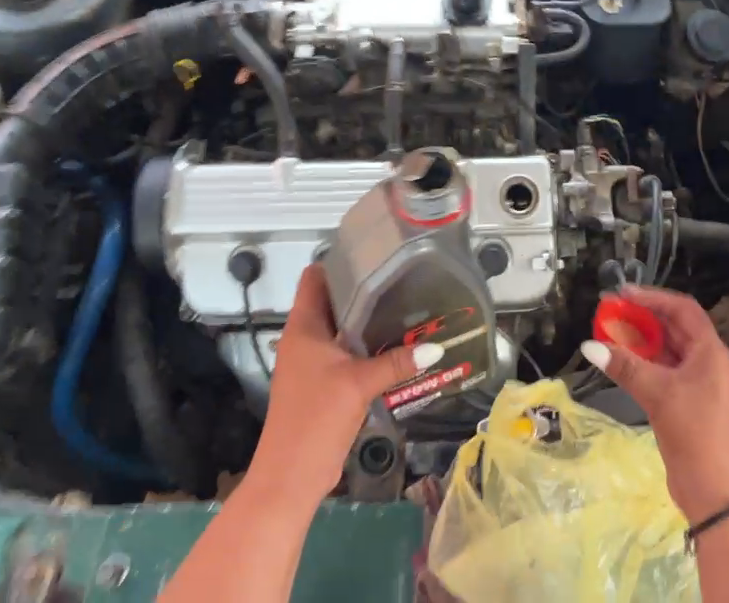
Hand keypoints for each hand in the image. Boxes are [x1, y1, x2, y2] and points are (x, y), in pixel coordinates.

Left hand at [247, 266, 441, 503]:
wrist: (292, 474)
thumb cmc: (317, 415)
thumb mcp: (360, 383)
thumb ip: (397, 362)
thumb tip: (436, 347)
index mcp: (303, 327)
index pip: (315, 278)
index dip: (339, 262)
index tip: (373, 254)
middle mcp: (304, 339)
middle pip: (332, 302)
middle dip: (363, 292)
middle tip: (400, 279)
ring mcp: (311, 363)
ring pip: (341, 330)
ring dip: (367, 323)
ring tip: (405, 307)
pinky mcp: (322, 384)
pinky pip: (345, 354)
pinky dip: (366, 348)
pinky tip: (396, 348)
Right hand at [580, 286, 728, 522]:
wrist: (714, 490)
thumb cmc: (694, 432)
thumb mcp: (657, 393)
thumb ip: (624, 366)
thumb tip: (590, 345)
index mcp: (710, 351)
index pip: (683, 309)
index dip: (653, 298)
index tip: (624, 294)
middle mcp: (706, 362)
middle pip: (674, 328)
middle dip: (642, 318)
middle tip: (611, 312)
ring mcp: (697, 383)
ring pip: (667, 351)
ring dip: (640, 342)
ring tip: (609, 334)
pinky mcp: (686, 402)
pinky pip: (663, 372)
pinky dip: (642, 364)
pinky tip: (620, 363)